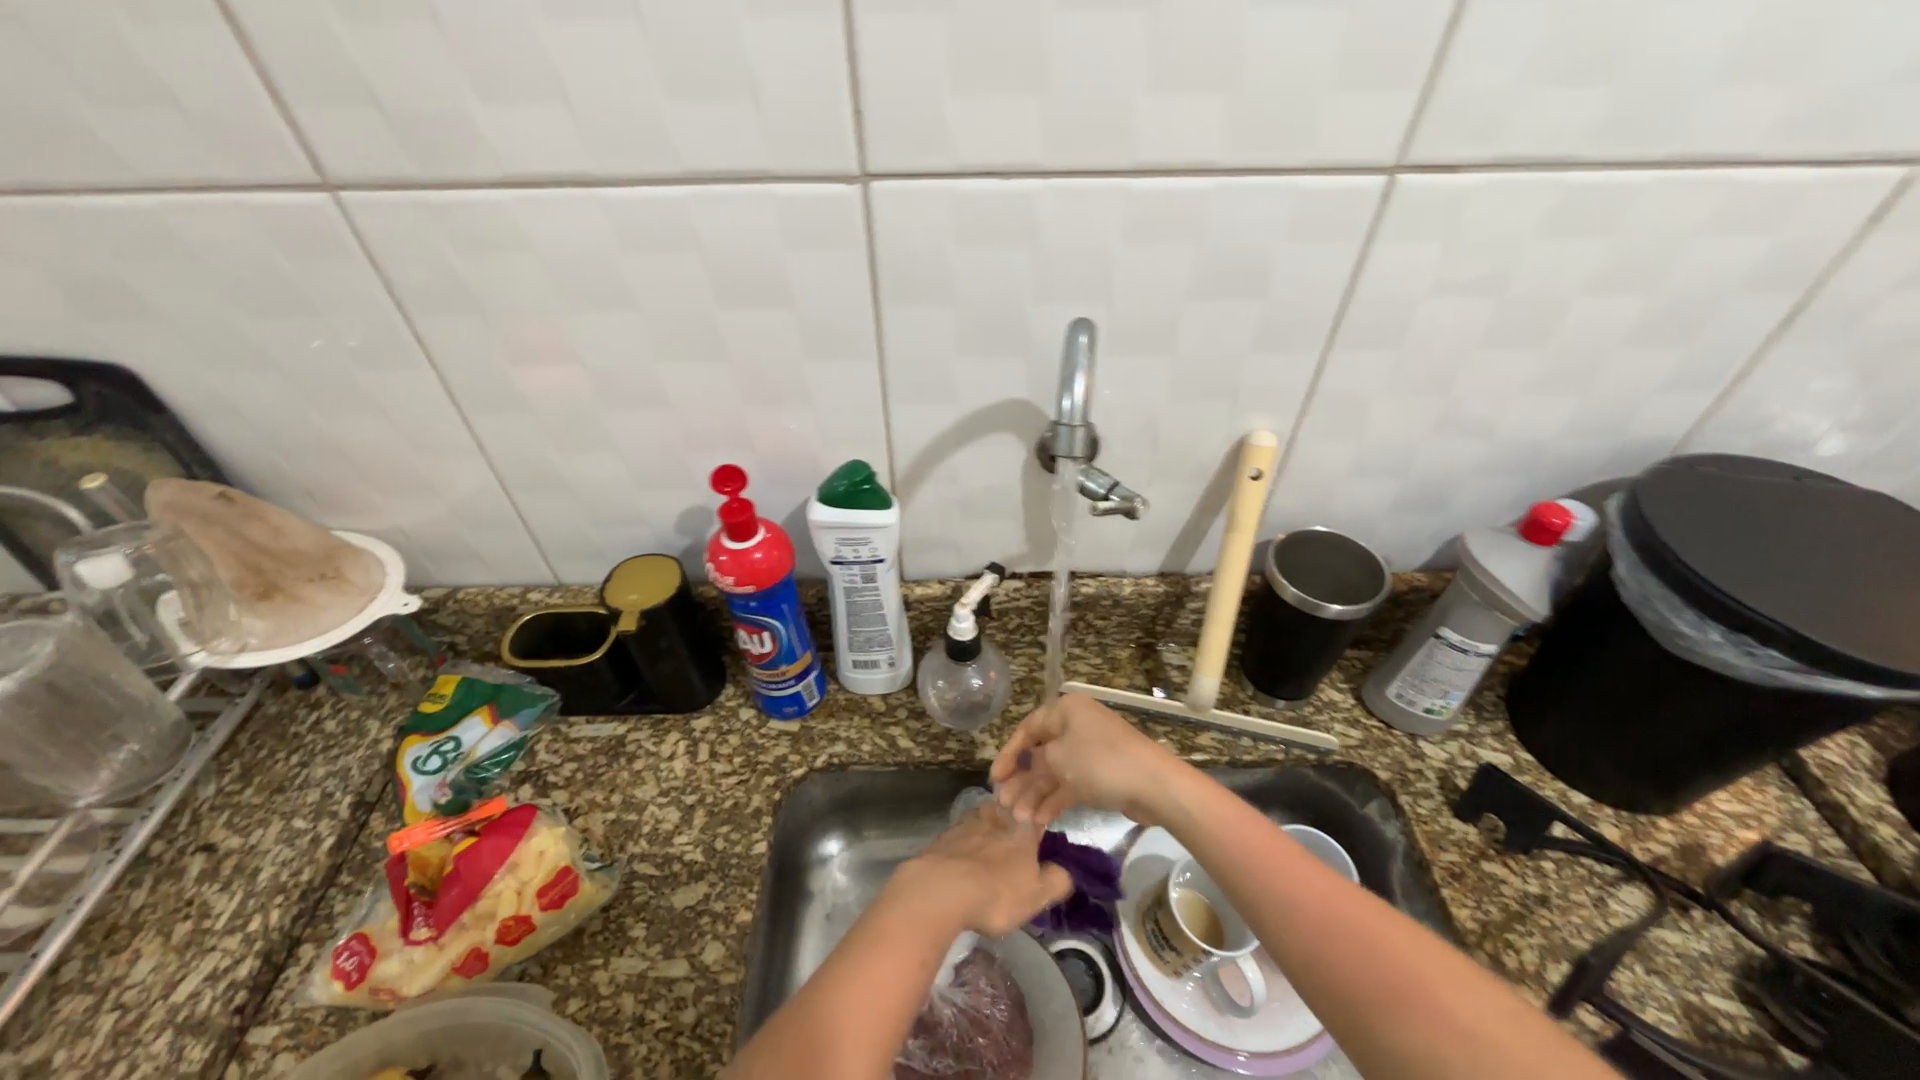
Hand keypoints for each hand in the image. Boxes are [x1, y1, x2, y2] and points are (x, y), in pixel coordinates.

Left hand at [889, 805, 1072, 935]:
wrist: (939, 890)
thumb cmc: (995, 893)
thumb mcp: (1036, 895)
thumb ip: (1056, 881)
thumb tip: (1064, 871)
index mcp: (1021, 832)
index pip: (1035, 815)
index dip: (1038, 820)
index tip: (1039, 828)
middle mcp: (994, 821)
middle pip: (1005, 809)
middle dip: (1009, 814)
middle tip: (1010, 828)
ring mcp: (964, 826)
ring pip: (979, 815)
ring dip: (984, 822)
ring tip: (985, 837)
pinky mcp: (941, 839)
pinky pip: (956, 832)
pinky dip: (961, 839)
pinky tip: (959, 852)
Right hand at [989, 692, 1189, 826]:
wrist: (1154, 786)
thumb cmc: (1100, 763)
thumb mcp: (1058, 759)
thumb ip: (1035, 761)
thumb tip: (1027, 765)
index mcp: (1066, 710)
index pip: (1028, 729)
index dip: (1009, 754)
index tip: (995, 778)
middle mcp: (1077, 726)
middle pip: (1040, 753)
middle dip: (1021, 779)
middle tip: (1003, 803)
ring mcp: (1090, 752)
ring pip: (1054, 772)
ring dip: (1035, 794)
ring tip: (1018, 819)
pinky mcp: (1101, 775)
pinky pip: (1070, 785)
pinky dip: (1055, 800)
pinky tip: (1039, 820)